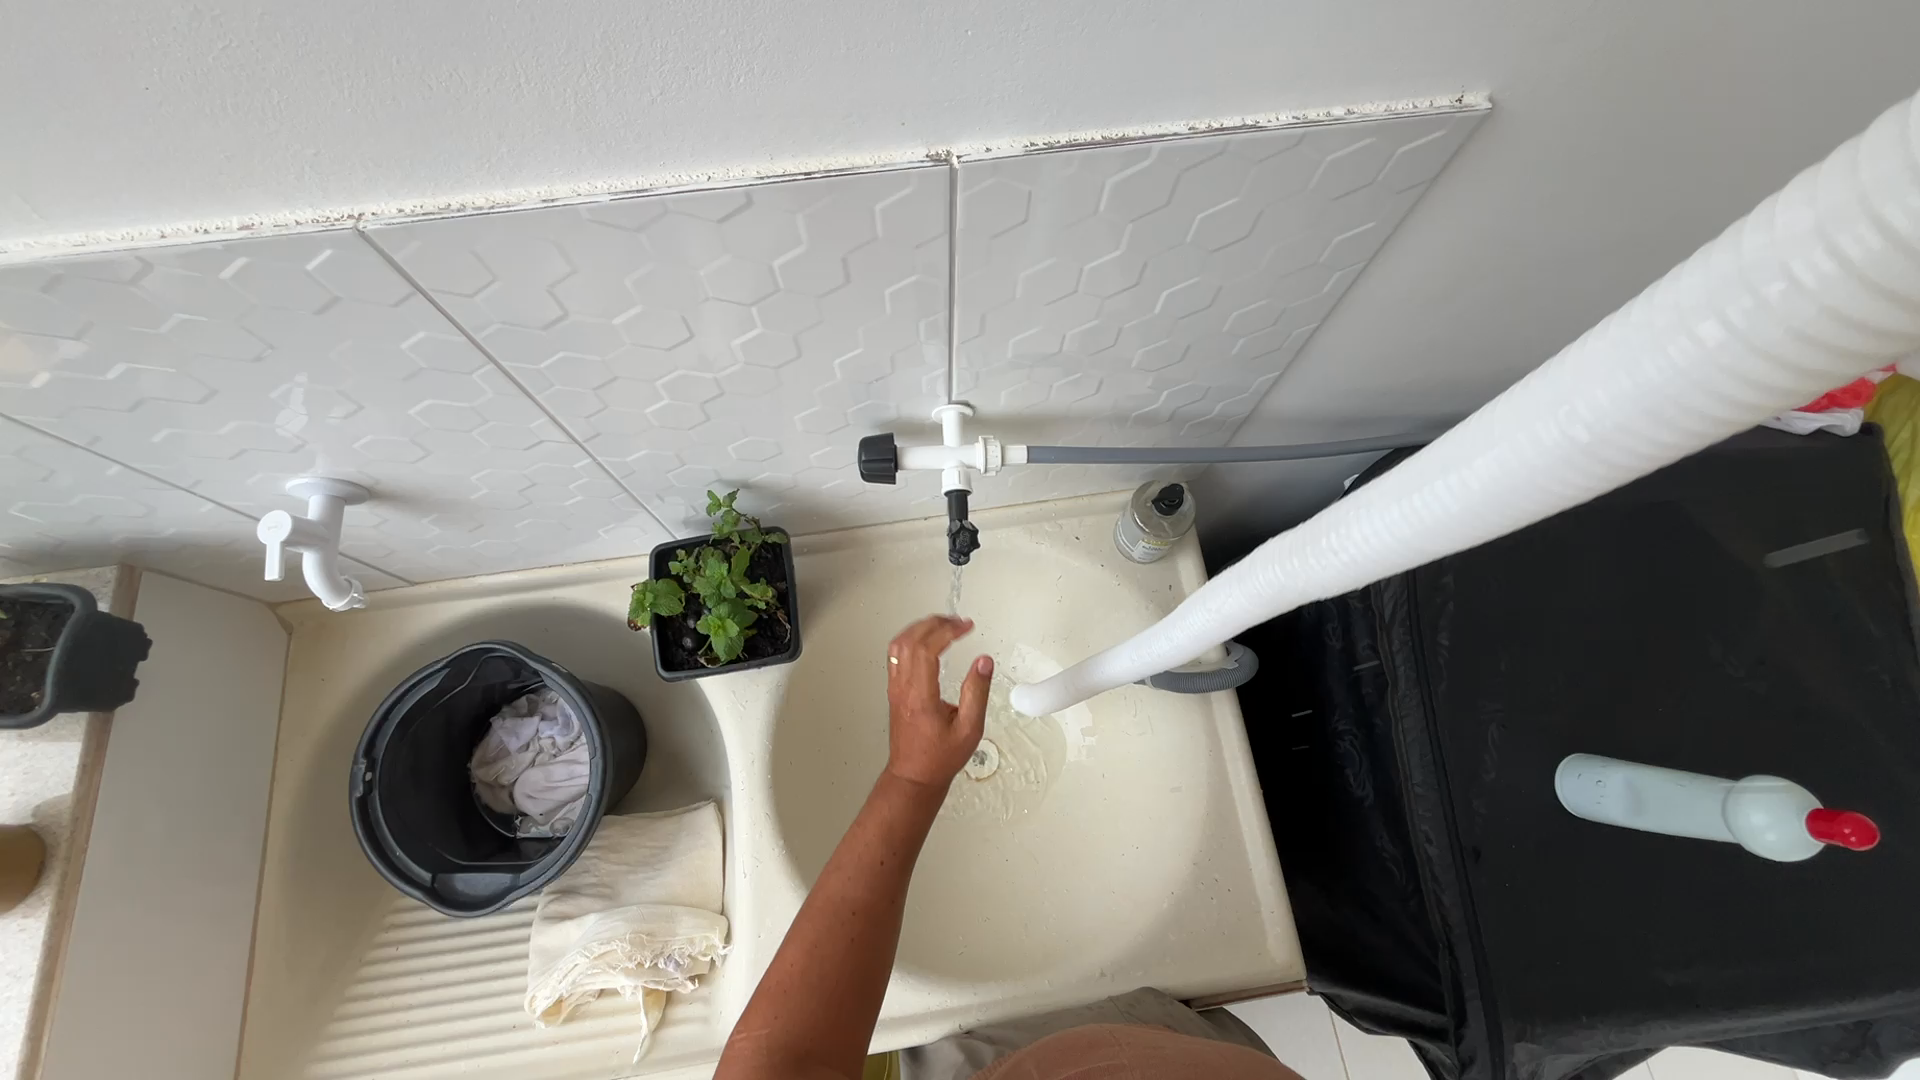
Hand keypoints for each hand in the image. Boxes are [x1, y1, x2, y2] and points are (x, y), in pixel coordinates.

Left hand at [884, 615, 992, 787]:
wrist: (914, 775)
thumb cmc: (940, 757)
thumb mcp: (970, 729)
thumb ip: (977, 692)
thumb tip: (984, 662)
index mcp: (921, 697)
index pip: (927, 650)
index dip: (947, 631)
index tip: (966, 627)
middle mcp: (903, 688)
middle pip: (910, 640)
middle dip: (936, 623)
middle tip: (958, 622)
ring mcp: (895, 687)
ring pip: (899, 644)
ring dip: (921, 627)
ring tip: (945, 625)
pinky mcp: (894, 689)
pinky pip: (896, 654)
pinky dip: (911, 637)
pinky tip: (927, 638)